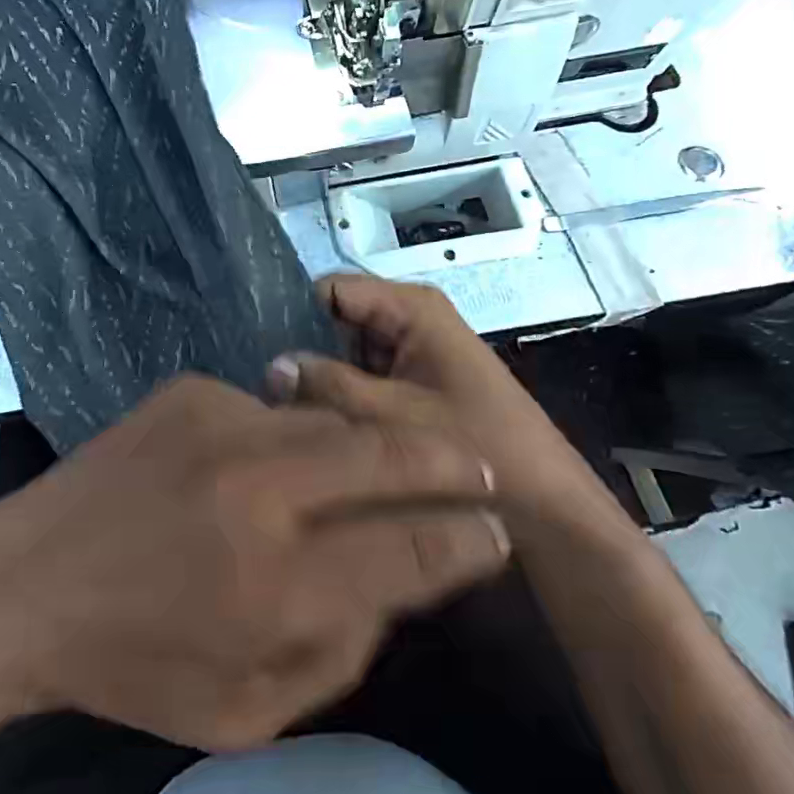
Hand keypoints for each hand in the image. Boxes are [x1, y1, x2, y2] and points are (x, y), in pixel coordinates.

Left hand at [0, 374, 508, 751]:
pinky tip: (260, 468)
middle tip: (480, 467)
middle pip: (389, 457)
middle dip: (450, 462)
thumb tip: (400, 578)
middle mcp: (258, 491)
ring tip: (381, 465)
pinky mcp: (194, 393)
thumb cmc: (134, 666)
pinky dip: (289, 440)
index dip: (467, 539)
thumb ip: (343, 647)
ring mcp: (224, 426)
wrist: (14, 591)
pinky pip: (274, 413)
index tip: (497, 532)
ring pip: (336, 426)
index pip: (409, 549)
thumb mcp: (246, 711)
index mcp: (274, 587)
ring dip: (370, 449)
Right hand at [268, 274, 630, 545]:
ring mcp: (414, 356)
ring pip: (347, 357)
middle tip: (253, 393)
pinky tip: (308, 433)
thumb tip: (271, 365)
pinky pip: (365, 384)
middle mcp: (411, 321)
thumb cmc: (480, 447)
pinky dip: (342, 402)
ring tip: (271, 416)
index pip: (333, 289)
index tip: (248, 349)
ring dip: (319, 383)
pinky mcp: (416, 389)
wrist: (545, 505)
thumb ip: (329, 386)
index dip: (291, 313)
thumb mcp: (393, 417)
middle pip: (337, 323)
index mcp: (412, 309)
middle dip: (302, 353)